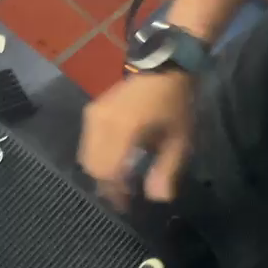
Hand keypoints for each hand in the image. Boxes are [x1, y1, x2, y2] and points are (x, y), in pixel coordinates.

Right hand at [79, 70, 195, 208]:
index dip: (115, 193)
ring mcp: (94, 116)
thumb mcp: (180, 138)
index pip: (109, 172)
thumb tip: (158, 198)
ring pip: (87, 158)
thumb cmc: (176, 102)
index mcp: (125, 129)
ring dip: (100, 172)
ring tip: (117, 179)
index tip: (126, 205)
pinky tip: (112, 161)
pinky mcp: (91, 113)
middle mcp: (103, 123)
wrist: (167, 62)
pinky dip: (97, 158)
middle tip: (121, 195)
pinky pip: (87, 145)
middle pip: (93, 167)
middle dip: (106, 185)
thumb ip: (167, 170)